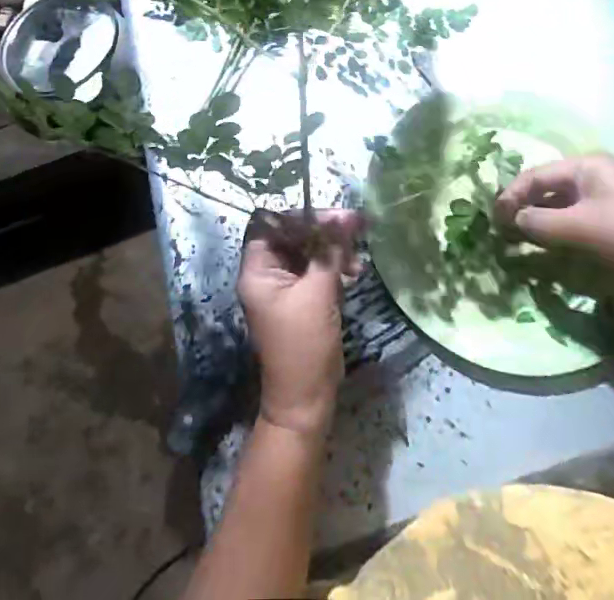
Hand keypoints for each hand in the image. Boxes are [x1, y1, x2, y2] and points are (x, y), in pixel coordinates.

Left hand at [237, 208, 361, 437]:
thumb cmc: (304, 345)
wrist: (305, 399)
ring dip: (332, 249)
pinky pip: (314, 270)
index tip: (333, 216)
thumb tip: (345, 217)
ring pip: (306, 252)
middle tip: (356, 227)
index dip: (300, 215)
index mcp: (256, 269)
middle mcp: (265, 273)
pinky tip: (354, 271)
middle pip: (291, 235)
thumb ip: (330, 253)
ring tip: (357, 260)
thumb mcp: (318, 294)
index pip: (269, 223)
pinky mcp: (300, 298)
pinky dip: (333, 267)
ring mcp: (283, 286)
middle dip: (322, 230)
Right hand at [494, 153, 613, 286]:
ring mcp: (610, 191)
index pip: (534, 175)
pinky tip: (552, 240)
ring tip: (523, 235)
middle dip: (524, 205)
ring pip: (562, 200)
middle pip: (548, 185)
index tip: (494, 218)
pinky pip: (578, 212)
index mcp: (586, 164)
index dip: (510, 195)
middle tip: (505, 227)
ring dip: (541, 217)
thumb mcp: (577, 227)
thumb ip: (538, 221)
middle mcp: (597, 171)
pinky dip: (560, 224)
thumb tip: (514, 220)